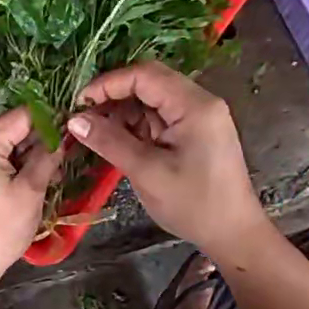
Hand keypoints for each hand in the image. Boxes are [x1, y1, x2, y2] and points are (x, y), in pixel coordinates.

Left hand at [0, 106, 64, 289]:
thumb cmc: (1, 229)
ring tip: (57, 168)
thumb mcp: (31, 191)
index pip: (20, 117)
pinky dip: (17, 167)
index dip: (49, 118)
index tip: (73, 126)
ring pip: (6, 148)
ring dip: (31, 155)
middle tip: (69, 151)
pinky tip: (37, 178)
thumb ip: (47, 157)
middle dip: (41, 139)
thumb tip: (62, 135)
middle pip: (11, 131)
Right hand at [68, 61, 268, 250]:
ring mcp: (201, 117)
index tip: (79, 104)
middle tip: (84, 118)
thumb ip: (110, 142)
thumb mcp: (147, 173)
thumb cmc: (194, 204)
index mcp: (194, 105)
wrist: (234, 233)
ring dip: (124, 113)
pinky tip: (118, 142)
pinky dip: (138, 127)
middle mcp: (201, 102)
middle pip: (150, 83)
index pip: (145, 75)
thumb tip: (74, 120)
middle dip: (114, 97)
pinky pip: (162, 118)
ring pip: (154, 100)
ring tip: (97, 134)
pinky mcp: (197, 133)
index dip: (108, 83)